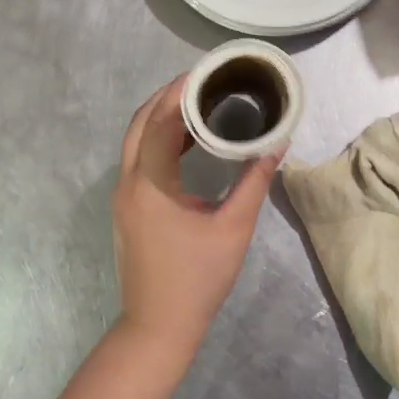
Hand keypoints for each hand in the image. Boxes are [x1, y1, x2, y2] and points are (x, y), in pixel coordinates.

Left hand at [112, 76, 281, 352]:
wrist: (159, 326)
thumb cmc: (197, 278)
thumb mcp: (233, 228)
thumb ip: (254, 182)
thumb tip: (276, 146)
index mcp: (150, 183)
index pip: (162, 121)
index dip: (182, 92)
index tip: (207, 73)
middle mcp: (129, 182)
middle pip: (141, 123)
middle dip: (168, 97)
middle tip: (203, 82)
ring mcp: (123, 196)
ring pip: (136, 141)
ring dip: (163, 118)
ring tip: (200, 104)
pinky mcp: (127, 208)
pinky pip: (139, 160)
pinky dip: (160, 141)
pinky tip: (190, 142)